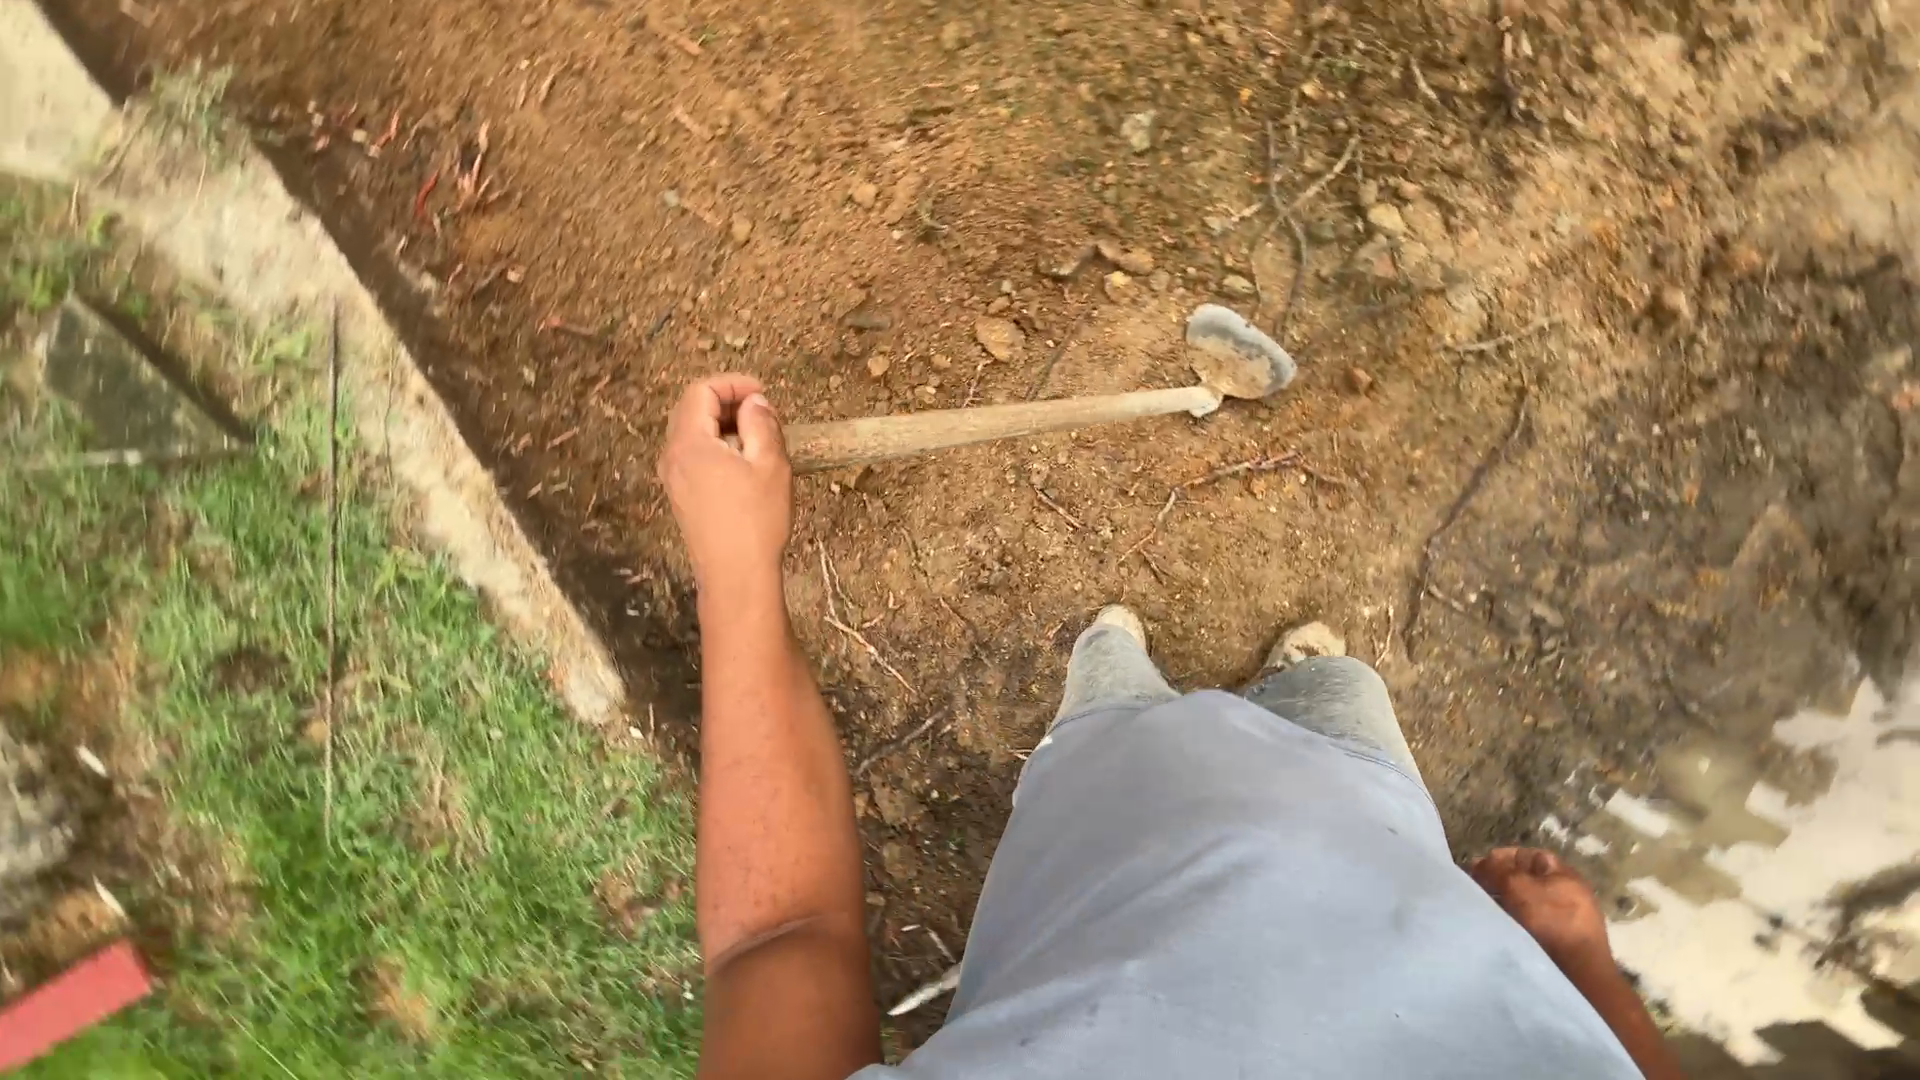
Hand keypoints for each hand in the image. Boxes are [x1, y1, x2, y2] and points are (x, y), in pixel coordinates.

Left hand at [657, 375, 791, 595]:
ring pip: (692, 434)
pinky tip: (744, 464)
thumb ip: (761, 424)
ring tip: (758, 438)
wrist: (736, 576)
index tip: (763, 393)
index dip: (732, 384)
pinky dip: (717, 447)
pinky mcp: (681, 497)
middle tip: (762, 412)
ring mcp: (673, 479)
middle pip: (691, 410)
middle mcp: (672, 457)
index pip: (700, 392)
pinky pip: (694, 457)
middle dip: (727, 402)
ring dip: (723, 426)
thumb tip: (754, 402)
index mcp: (689, 443)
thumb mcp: (770, 464)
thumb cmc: (757, 519)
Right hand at [1470, 847, 1610, 970]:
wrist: (1577, 972)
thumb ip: (1496, 868)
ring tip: (1485, 907)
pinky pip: (1531, 921)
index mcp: (1565, 875)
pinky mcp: (1563, 940)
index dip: (1502, 857)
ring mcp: (1568, 919)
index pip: (1527, 855)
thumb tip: (1481, 863)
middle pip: (1525, 878)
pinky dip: (1514, 920)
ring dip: (1505, 901)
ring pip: (1526, 901)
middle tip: (1477, 887)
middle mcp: (1569, 893)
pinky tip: (1501, 925)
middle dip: (1499, 880)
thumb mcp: (1516, 884)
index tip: (1479, 867)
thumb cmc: (1548, 920)